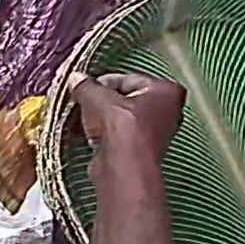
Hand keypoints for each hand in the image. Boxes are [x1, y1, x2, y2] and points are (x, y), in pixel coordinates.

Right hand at [71, 72, 185, 186]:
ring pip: (122, 117)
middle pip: (126, 98)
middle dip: (102, 101)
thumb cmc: (121, 129)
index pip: (128, 78)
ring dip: (102, 118)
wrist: (123, 167)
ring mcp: (157, 131)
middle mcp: (169, 109)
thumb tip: (75, 77)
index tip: (83, 88)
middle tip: (82, 104)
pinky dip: (106, 133)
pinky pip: (121, 134)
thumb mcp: (97, 100)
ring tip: (84, 120)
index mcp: (167, 90)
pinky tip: (92, 136)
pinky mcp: (142, 149)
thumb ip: (86, 86)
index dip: (102, 83)